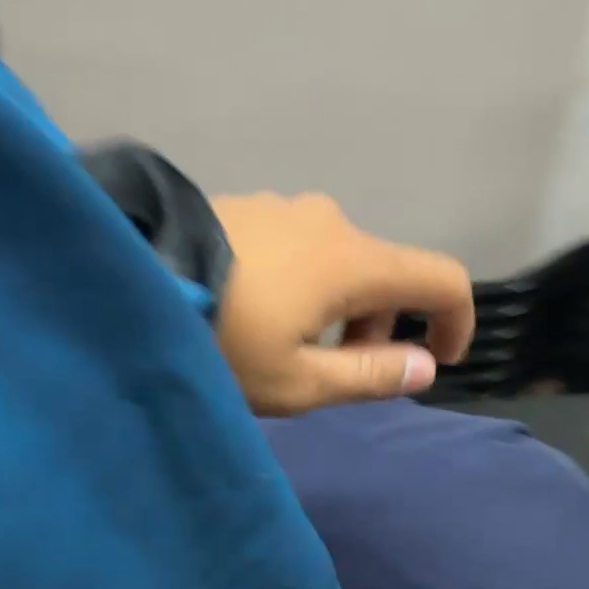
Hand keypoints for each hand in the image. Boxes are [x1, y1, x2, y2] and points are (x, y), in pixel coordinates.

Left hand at [211, 192, 474, 416]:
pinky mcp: (247, 207)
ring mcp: (284, 207)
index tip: (436, 360)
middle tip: (339, 368)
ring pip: (338, 258)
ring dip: (337, 303)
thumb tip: (425, 367)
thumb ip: (370, 376)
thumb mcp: (297, 381)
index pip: (441, 278)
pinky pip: (298, 245)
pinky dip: (303, 280)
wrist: (132, 281)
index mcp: (354, 261)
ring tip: (288, 343)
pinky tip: (256, 308)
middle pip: (384, 271)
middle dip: (379, 324)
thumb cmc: (224, 339)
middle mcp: (329, 221)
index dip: (456, 321)